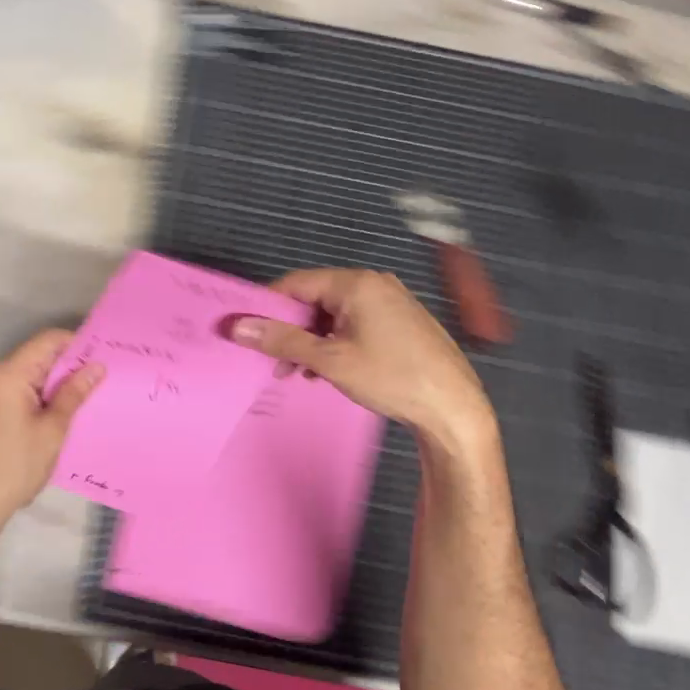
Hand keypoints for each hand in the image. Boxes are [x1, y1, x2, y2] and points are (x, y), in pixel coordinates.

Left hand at [0, 330, 104, 543]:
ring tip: (82, 398)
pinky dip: (35, 395)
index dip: (76, 344)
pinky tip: (55, 413)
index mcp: (7, 374)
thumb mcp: (53, 430)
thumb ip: (74, 393)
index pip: (47, 341)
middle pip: (35, 356)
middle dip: (66, 365)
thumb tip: (96, 367)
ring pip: (25, 374)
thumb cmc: (17, 467)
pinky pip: (14, 389)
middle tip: (97, 380)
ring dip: (52, 383)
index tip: (101, 357)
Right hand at [229, 270, 493, 444]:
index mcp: (356, 284)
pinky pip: (353, 325)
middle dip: (289, 328)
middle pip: (314, 298)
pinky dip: (333, 343)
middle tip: (271, 360)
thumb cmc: (390, 377)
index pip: (295, 283)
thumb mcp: (328, 360)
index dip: (267, 305)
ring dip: (309, 341)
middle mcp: (374, 284)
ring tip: (297, 372)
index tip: (247, 331)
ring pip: (332, 315)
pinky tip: (325, 371)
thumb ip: (281, 340)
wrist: (452, 406)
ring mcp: (390, 303)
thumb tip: (237, 326)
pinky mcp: (399, 323)